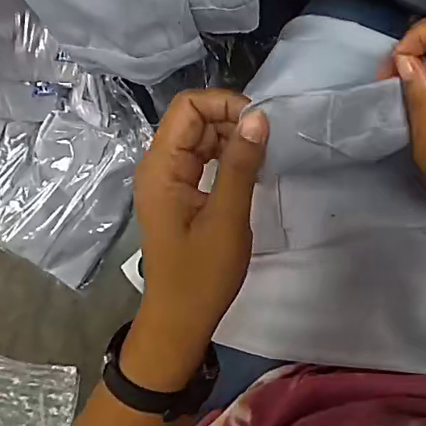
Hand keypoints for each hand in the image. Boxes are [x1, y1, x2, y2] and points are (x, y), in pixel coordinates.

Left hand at [125, 90, 267, 389]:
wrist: (179, 321)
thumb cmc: (201, 274)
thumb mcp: (227, 217)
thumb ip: (241, 164)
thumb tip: (258, 116)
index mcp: (160, 166)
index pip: (187, 107)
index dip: (223, 104)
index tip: (259, 121)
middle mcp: (158, 164)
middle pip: (192, 118)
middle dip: (230, 119)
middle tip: (267, 139)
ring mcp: (167, 178)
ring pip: (199, 137)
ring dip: (230, 138)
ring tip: (262, 154)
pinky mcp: (178, 191)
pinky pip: (201, 158)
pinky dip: (226, 156)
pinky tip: (250, 168)